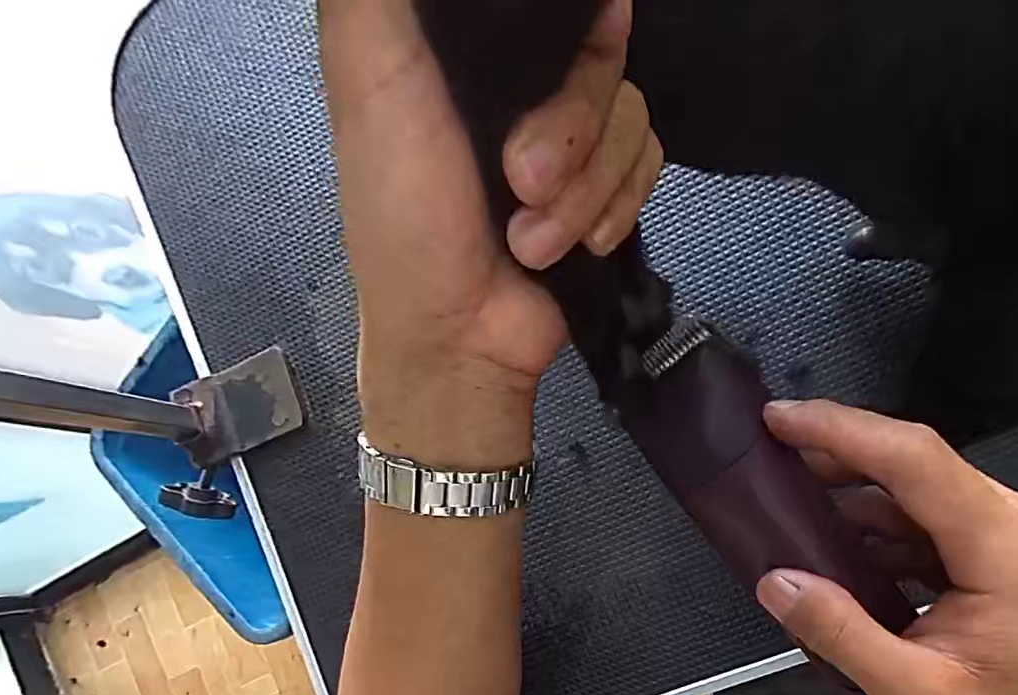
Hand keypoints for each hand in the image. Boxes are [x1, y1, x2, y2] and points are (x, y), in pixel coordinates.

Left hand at [319, 0, 661, 466]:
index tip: (546, 71)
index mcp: (467, 50)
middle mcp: (526, 90)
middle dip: (569, 133)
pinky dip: (614, 212)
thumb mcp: (369, 78)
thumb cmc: (407, 222)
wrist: (460, 339)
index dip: (566, 28)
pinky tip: (580, 248)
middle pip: (604, 54)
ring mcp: (572, 148)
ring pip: (631, 119)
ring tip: (534, 241)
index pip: (550, 7)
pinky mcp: (606, 197)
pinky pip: (648, 169)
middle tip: (519, 184)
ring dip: (585, 194)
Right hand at [754, 400, 1017, 694]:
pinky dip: (871, 525)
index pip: (914, 460)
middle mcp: (1011, 523)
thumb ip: (839, 633)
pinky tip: (831, 544)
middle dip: (836, 452)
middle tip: (769, 457)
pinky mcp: (992, 553)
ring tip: (788, 501)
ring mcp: (1005, 534)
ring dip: (850, 490)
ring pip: (914, 489)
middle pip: (913, 462)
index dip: (840, 430)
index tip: (778, 419)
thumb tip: (775, 581)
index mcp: (1003, 547)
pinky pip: (922, 520)